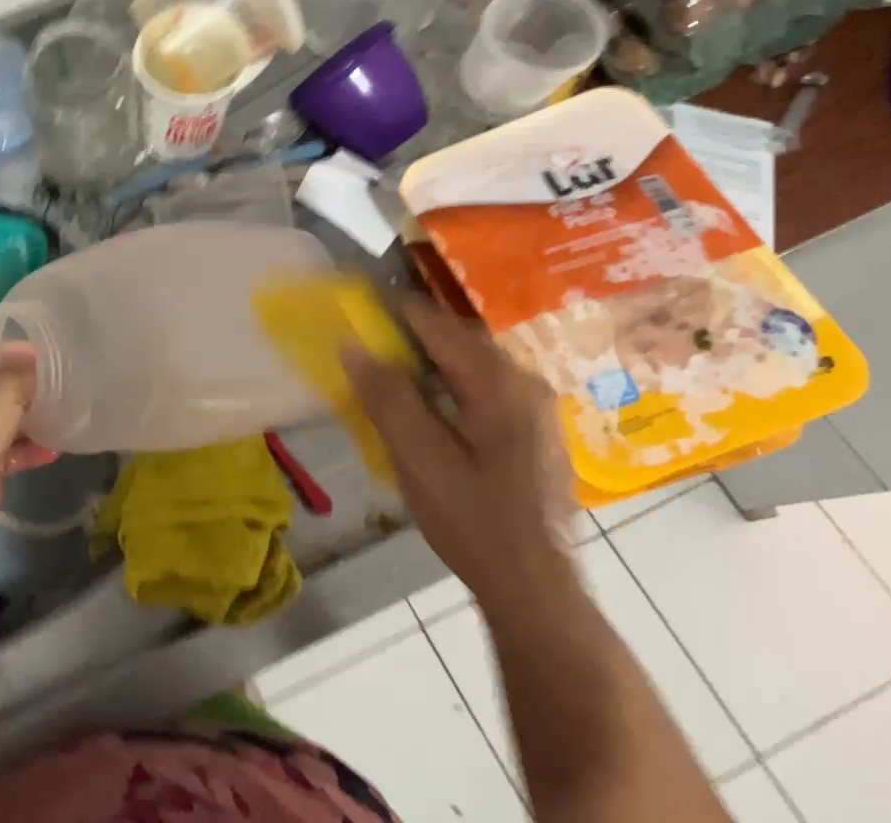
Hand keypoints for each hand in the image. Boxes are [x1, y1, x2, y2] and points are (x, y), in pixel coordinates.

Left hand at [0, 347, 57, 539]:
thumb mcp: (6, 386)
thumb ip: (33, 376)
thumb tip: (50, 373)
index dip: (30, 351)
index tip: (65, 357)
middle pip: (6, 384)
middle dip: (38, 388)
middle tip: (77, 388)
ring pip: (10, 419)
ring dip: (39, 420)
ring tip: (75, 417)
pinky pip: (11, 451)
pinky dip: (32, 449)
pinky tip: (58, 448)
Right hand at [343, 298, 577, 610]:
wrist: (535, 586)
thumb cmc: (474, 522)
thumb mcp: (420, 460)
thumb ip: (388, 399)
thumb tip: (354, 346)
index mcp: (499, 384)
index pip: (438, 325)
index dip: (394, 309)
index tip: (356, 304)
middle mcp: (525, 385)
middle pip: (459, 342)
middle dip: (411, 334)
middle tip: (365, 340)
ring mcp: (536, 410)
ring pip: (473, 367)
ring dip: (429, 361)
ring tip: (388, 371)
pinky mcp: (535, 434)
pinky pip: (484, 391)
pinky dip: (448, 385)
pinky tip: (427, 409)